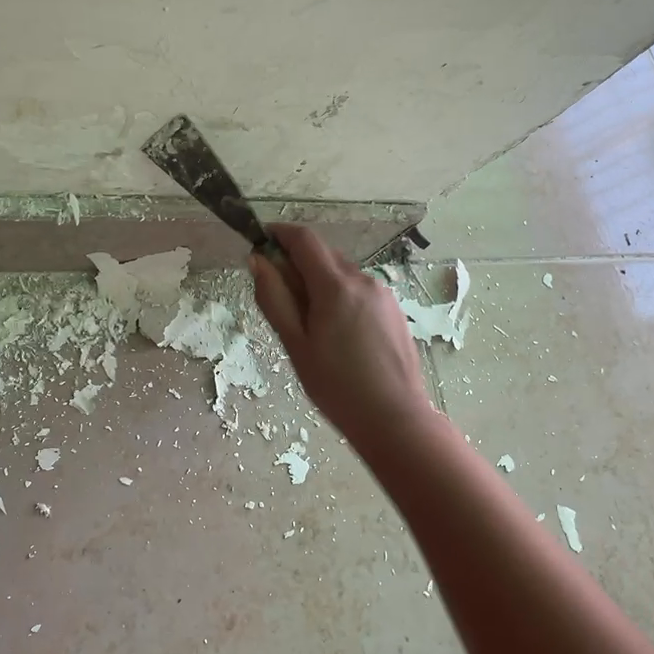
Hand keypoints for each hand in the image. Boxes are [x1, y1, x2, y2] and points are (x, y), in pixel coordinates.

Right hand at [248, 223, 435, 447]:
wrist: (395, 419)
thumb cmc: (337, 387)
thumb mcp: (295, 345)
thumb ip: (274, 298)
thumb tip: (257, 261)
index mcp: (335, 285)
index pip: (304, 239)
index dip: (279, 234)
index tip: (260, 242)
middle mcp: (363, 280)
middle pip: (324, 254)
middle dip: (298, 263)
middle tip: (280, 295)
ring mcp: (383, 294)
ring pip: (342, 273)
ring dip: (320, 282)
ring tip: (310, 325)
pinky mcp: (394, 310)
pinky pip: (360, 290)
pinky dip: (341, 296)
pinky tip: (339, 334)